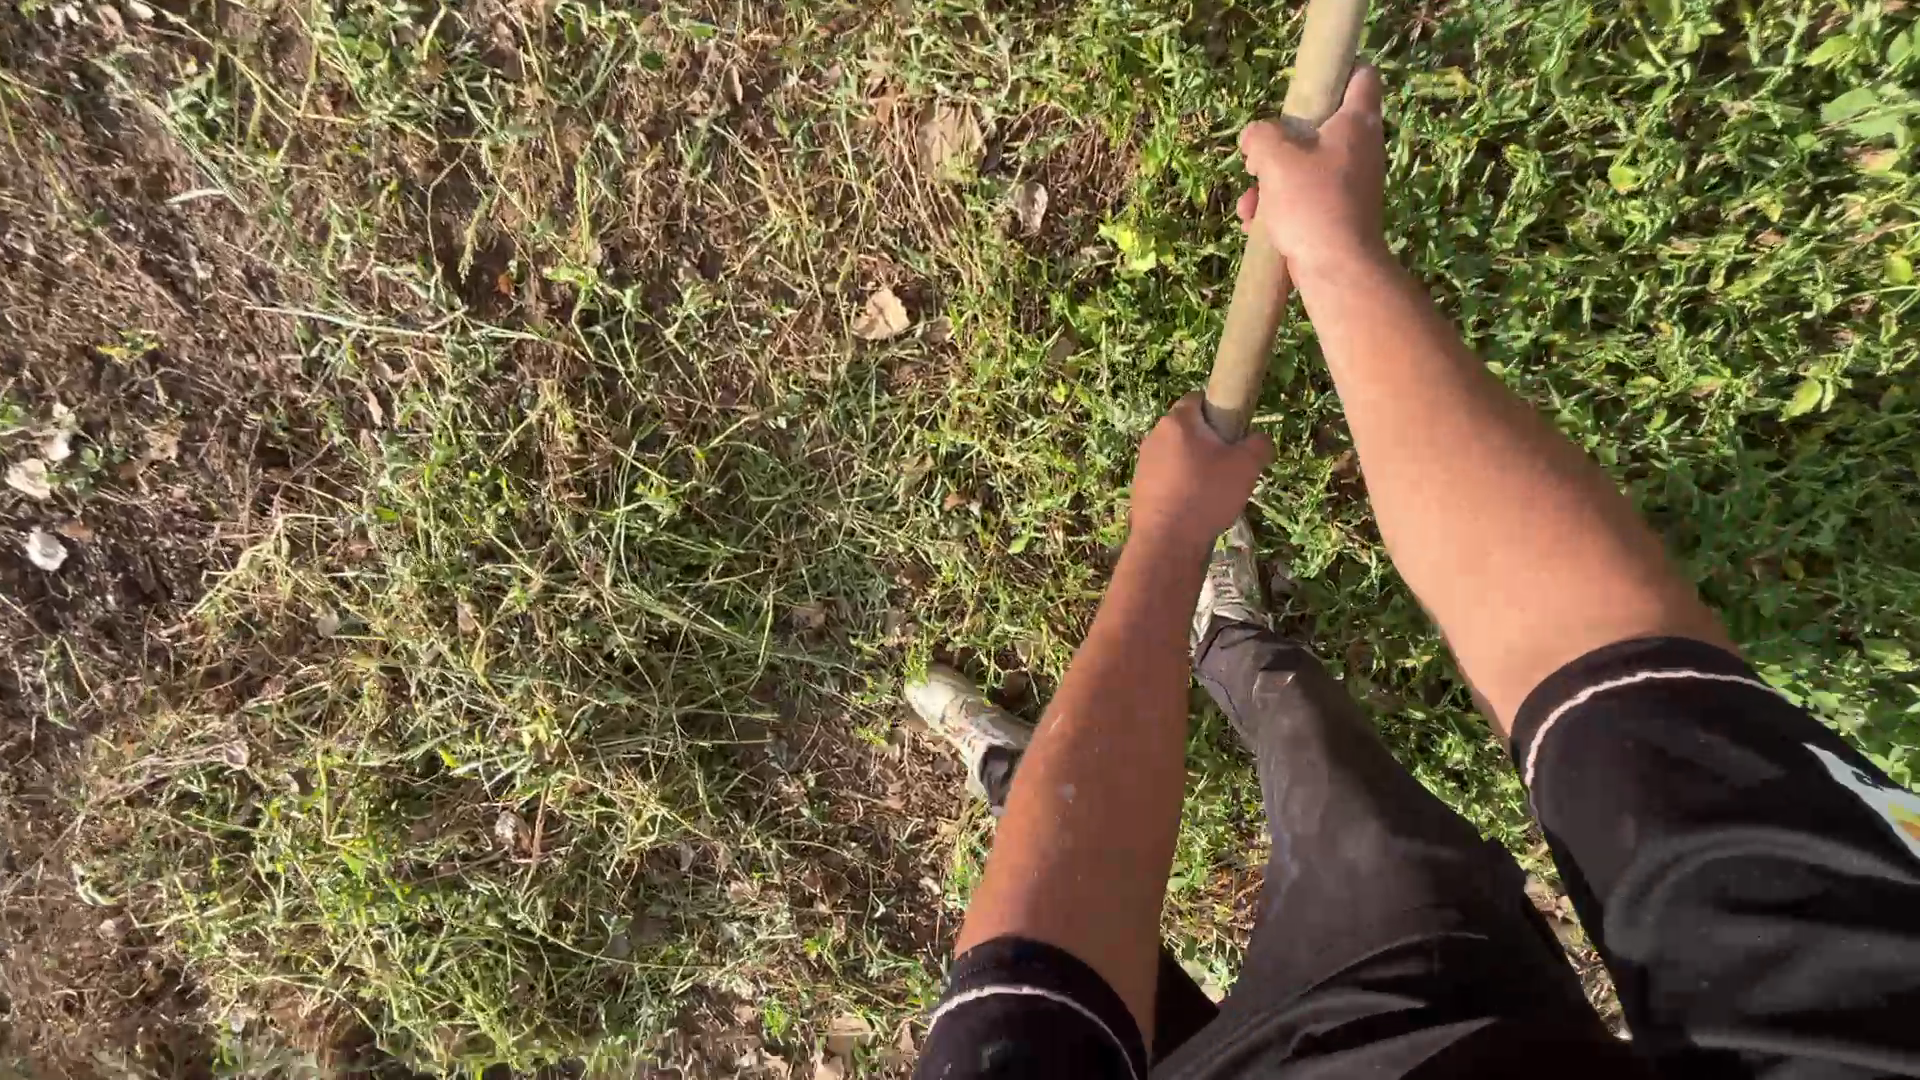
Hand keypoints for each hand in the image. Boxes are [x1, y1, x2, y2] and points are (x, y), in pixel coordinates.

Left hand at [1130, 395, 1273, 554]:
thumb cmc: (1207, 494)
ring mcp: (1143, 463)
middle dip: (1208, 441)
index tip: (1233, 432)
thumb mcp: (1247, 465)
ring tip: (1213, 489)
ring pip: (1177, 454)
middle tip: (1228, 463)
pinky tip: (1195, 505)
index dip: (1219, 410)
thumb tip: (1258, 440)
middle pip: (1187, 429)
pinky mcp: (1139, 487)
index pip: (1198, 399)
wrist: (1167, 540)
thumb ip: (1259, 444)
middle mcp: (1154, 437)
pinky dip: (1181, 484)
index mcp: (1177, 422)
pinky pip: (1167, 477)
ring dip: (1194, 465)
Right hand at [1236, 65, 1386, 284]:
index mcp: (1355, 122)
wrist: (1336, 267)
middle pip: (1318, 130)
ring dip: (1270, 185)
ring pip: (1305, 171)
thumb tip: (1253, 135)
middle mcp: (1360, 149)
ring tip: (1248, 204)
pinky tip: (1254, 226)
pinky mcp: (1339, 216)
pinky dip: (1280, 210)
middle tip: (1257, 159)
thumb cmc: (1311, 203)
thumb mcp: (1276, 161)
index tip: (1302, 90)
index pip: (1360, 76)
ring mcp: (1351, 185)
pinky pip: (1305, 201)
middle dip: (1280, 146)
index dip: (1334, 74)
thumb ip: (1261, 138)